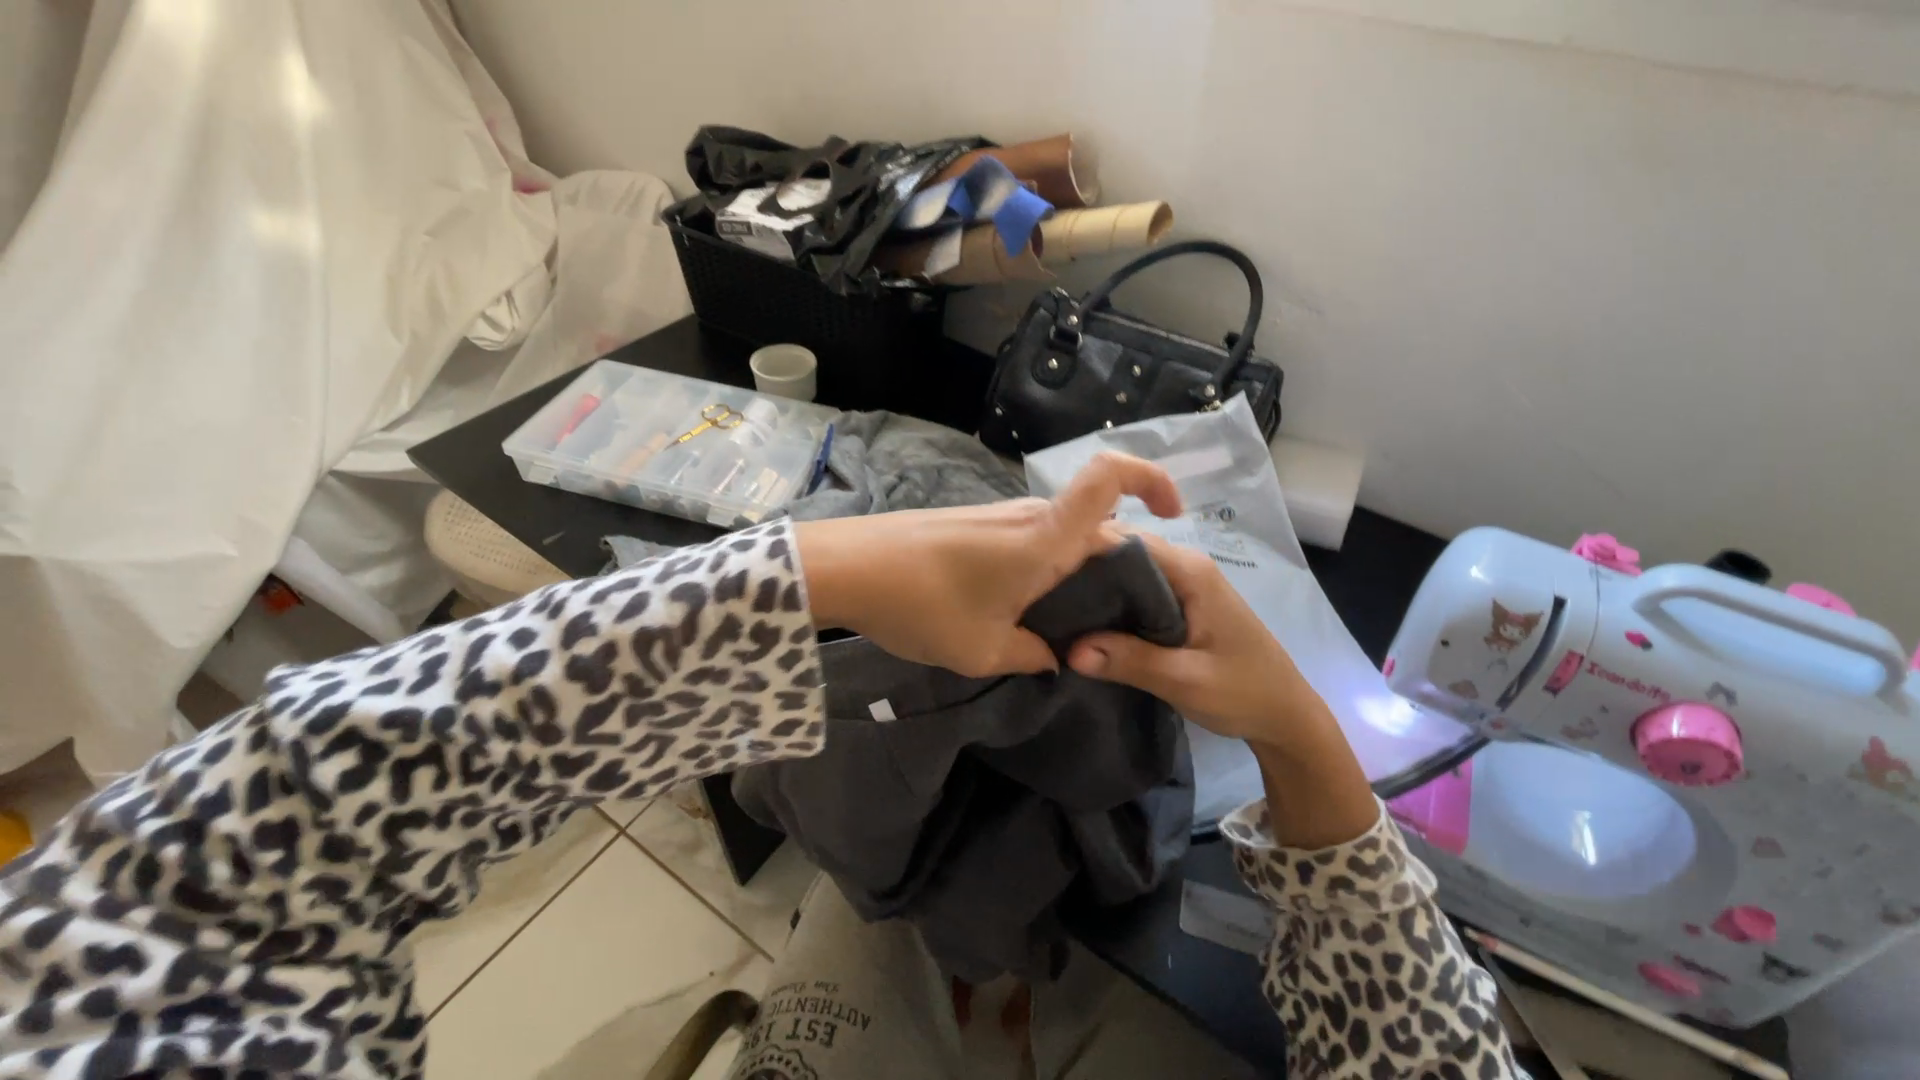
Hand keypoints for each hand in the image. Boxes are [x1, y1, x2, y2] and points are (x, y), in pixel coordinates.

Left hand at [794, 452, 1182, 677]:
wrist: (845, 568)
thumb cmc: (921, 606)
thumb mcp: (983, 650)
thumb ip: (1033, 656)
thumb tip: (1054, 657)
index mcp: (1045, 539)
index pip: (1110, 477)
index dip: (1152, 478)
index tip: (1175, 510)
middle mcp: (1029, 517)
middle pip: (1095, 519)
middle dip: (1120, 558)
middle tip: (1124, 613)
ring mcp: (997, 517)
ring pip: (1061, 533)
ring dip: (1077, 567)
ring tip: (1075, 620)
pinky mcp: (972, 526)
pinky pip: (1029, 539)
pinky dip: (1044, 566)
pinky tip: (1026, 606)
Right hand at [1068, 535, 1379, 847]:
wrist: (1286, 717)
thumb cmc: (1244, 693)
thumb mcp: (1185, 681)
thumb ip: (1130, 661)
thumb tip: (1070, 650)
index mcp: (1190, 571)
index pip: (1125, 541)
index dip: (1083, 552)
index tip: (1042, 577)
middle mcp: (1186, 567)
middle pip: (1122, 553)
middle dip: (1082, 571)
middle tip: (1039, 598)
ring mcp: (1184, 586)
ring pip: (1126, 574)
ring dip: (1094, 590)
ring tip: (1051, 610)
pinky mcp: (1180, 606)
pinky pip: (1136, 593)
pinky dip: (1110, 605)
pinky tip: (1082, 625)